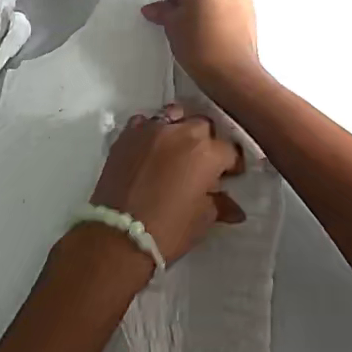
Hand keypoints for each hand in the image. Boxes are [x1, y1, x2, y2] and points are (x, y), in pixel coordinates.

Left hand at [89, 104, 244, 266]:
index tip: (229, 177)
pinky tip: (151, 148)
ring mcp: (151, 130)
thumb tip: (233, 207)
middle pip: (203, 126)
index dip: (232, 165)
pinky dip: (151, 131)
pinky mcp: (126, 135)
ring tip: (177, 148)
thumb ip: (219, 204)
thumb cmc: (168, 230)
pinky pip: (145, 122)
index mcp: (207, 153)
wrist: (117, 235)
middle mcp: (182, 132)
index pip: (230, 151)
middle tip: (202, 163)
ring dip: (180, 128)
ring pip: (174, 116)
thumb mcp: (202, 220)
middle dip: (207, 142)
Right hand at [141, 0, 266, 96]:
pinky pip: (228, 2)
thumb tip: (153, 8)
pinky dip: (215, 8)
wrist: (232, 73)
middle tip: (172, 6)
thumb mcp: (172, 25)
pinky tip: (206, 26)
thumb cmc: (199, 46)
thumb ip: (162, 11)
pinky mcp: (250, 12)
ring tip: (189, 19)